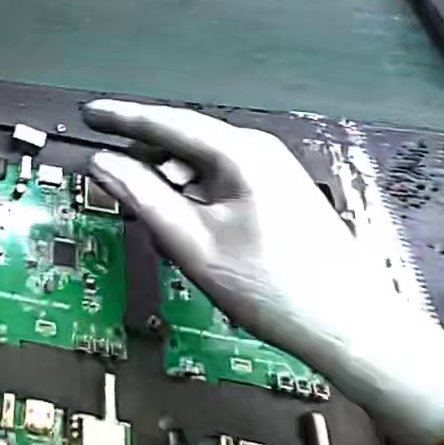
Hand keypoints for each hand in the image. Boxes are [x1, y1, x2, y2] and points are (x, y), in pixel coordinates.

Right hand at [82, 100, 443, 444]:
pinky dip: (192, 197)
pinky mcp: (276, 193)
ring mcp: (271, 171)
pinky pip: (218, 180)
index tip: (89, 113)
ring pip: (199, 163)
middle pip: (182, 141)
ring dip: (169, 185)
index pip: (166, 121)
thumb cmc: (274, 287)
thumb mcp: (191, 242)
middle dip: (145, 160)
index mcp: (240, 153)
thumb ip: (141, 194)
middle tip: (115, 181)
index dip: (121, 117)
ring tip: (158, 222)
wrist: (354, 331)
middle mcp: (257, 151)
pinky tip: (189, 229)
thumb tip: (102, 162)